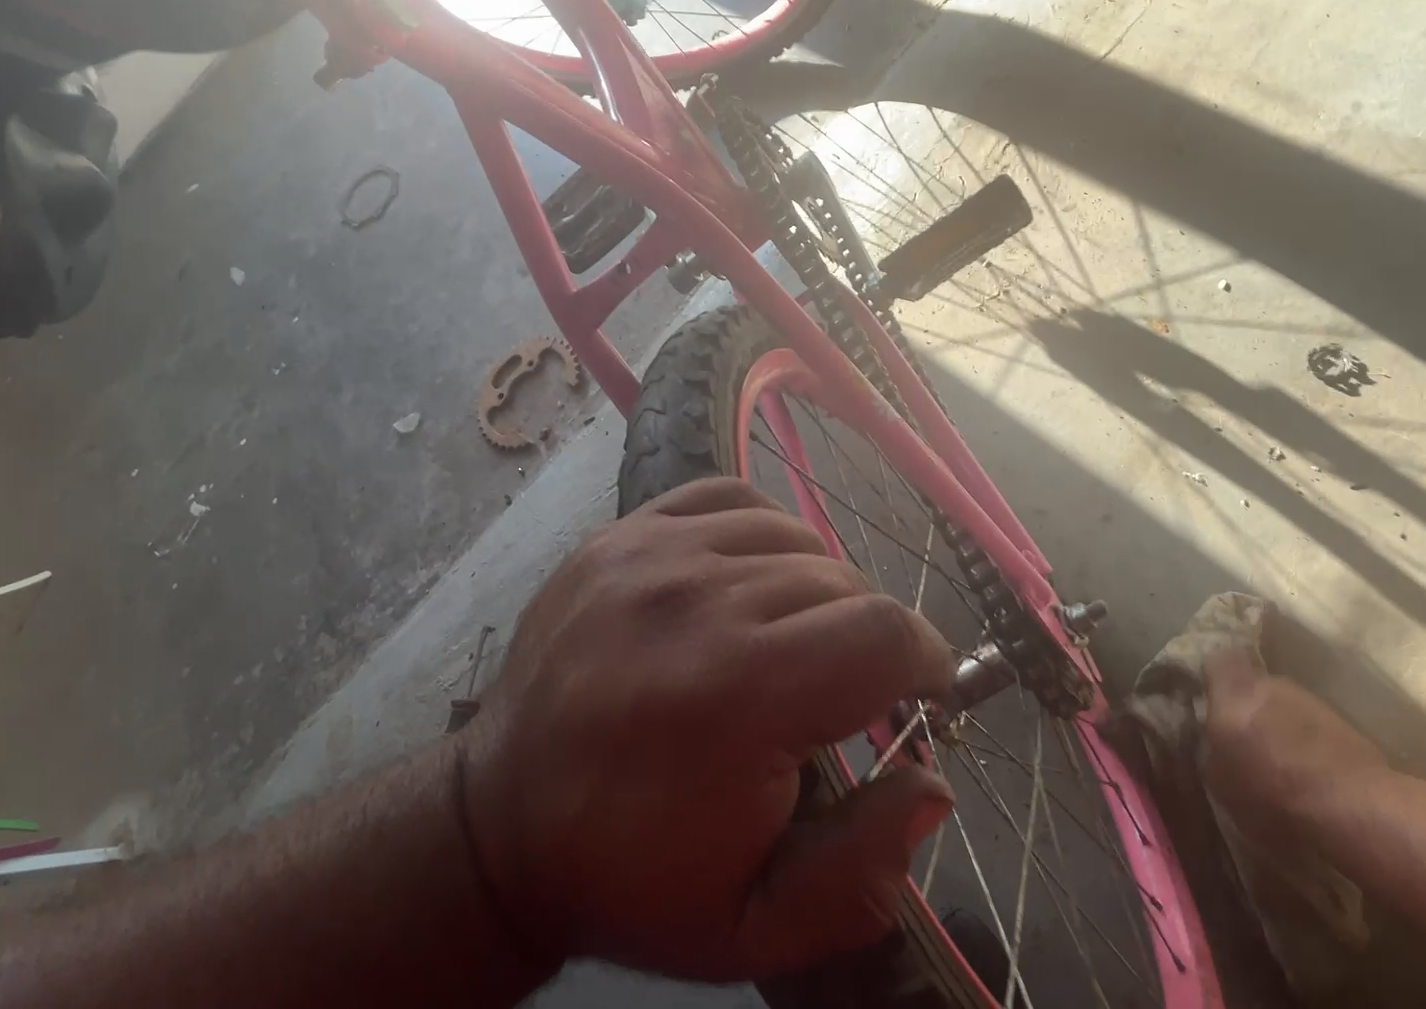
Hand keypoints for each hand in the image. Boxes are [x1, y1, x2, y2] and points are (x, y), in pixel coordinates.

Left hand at [456, 478, 956, 980]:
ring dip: (822, 590)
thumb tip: (933, 787)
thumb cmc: (631, 879)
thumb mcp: (756, 926)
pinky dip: (767, 536)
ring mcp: (651, 554)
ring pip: (798, 538)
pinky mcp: (621, 534)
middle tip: (848, 691)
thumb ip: (863, 873)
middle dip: (872, 640)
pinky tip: (753, 583)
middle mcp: (695, 603)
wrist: (492, 828)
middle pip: (847, 584)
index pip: (883, 632)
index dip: (926, 660)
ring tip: (797, 640)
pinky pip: (734, 499)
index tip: (921, 694)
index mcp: (735, 698)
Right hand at [1198, 639, 1387, 834]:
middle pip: (1253, 683)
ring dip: (1277, 722)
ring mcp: (1309, 700)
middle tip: (1242, 736)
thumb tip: (1213, 737)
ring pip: (1283, 703)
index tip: (1209, 696)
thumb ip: (1211, 747)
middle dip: (1246, 704)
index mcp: (1233, 695)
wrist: (1354, 808)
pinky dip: (1304, 738)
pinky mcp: (1341, 720)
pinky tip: (1307, 768)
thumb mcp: (1219, 781)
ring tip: (1277, 757)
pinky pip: (1309, 722)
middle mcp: (1270, 686)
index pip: (1218, 661)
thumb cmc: (1272, 797)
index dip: (1214, 676)